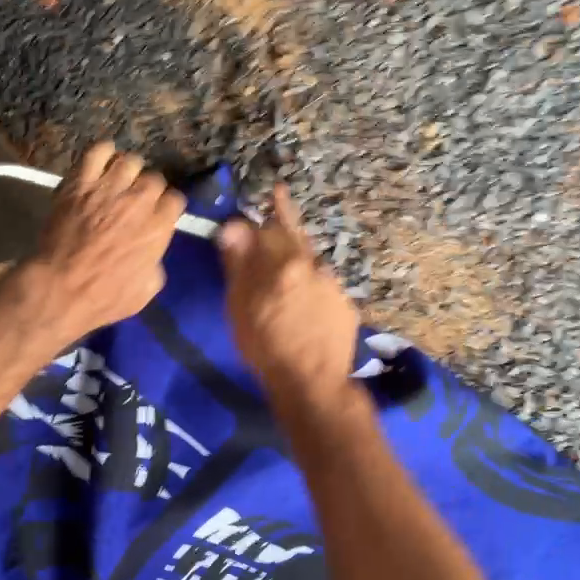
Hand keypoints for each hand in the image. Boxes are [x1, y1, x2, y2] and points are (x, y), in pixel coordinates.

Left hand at [18, 143, 186, 339]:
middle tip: (134, 200)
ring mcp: (108, 189)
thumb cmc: (104, 296)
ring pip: (129, 162)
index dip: (166, 205)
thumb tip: (152, 252)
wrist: (61, 287)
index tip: (158, 212)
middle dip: (147, 188)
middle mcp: (138, 202)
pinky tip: (102, 159)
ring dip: (126, 171)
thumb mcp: (146, 290)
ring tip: (118, 181)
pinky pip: (96, 152)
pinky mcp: (79, 184)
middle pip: (154, 178)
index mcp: (158, 227)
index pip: (175, 198)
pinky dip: (102, 152)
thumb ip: (156, 262)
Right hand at [217, 186, 361, 436]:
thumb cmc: (265, 343)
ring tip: (287, 258)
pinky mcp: (346, 306)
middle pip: (293, 235)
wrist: (313, 383)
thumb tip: (233, 226)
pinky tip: (303, 299)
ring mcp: (333, 285)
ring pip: (310, 261)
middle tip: (279, 195)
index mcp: (284, 262)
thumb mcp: (240, 304)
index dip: (254, 218)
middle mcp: (313, 265)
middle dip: (282, 217)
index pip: (266, 227)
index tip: (249, 207)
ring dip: (296, 255)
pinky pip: (323, 285)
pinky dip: (310, 283)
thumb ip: (238, 262)